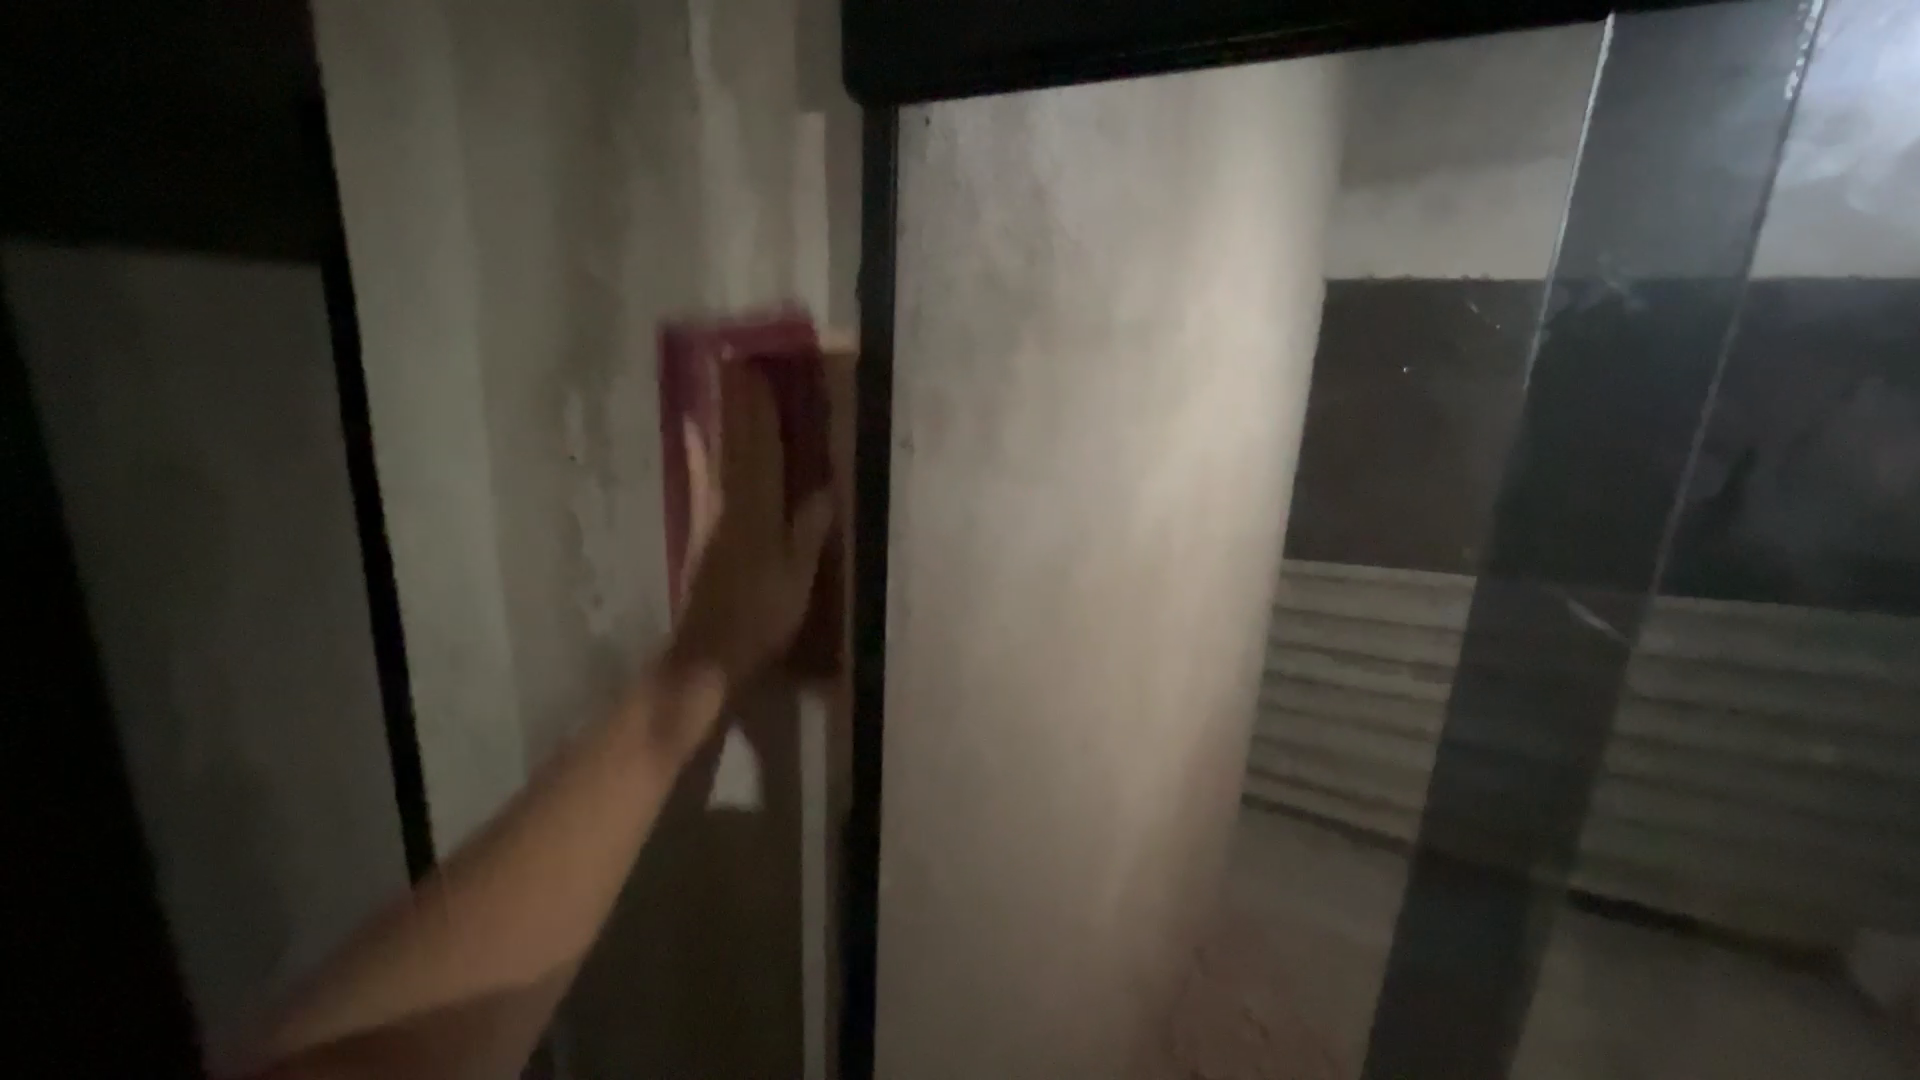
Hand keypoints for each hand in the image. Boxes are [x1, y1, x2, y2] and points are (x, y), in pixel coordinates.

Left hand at [666, 363, 833, 695]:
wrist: (710, 653)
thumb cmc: (761, 616)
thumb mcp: (796, 576)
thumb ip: (808, 530)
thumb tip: (826, 488)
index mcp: (757, 512)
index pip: (763, 451)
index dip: (763, 413)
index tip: (762, 373)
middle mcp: (729, 505)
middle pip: (736, 446)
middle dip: (740, 406)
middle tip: (738, 365)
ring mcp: (709, 518)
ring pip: (716, 459)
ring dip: (720, 423)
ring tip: (716, 389)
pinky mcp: (699, 535)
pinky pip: (701, 480)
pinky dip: (698, 454)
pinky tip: (694, 442)